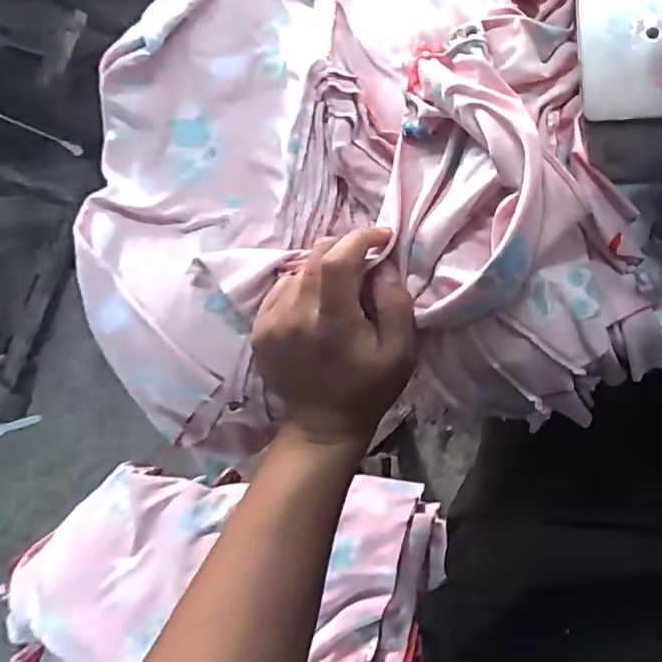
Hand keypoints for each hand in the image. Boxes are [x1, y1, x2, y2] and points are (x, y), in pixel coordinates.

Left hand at [252, 228, 415, 446]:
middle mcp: (294, 316)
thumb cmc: (371, 388)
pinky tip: (321, 299)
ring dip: (327, 265)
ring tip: (347, 282)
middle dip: (347, 246)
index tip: (384, 236)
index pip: (337, 259)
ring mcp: (271, 322)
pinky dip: (305, 281)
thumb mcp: (401, 350)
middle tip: (369, 259)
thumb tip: (384, 267)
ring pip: (299, 268)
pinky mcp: (260, 329)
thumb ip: (396, 304)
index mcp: (332, 322)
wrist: (323, 425)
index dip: (361, 237)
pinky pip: (282, 286)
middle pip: (316, 256)